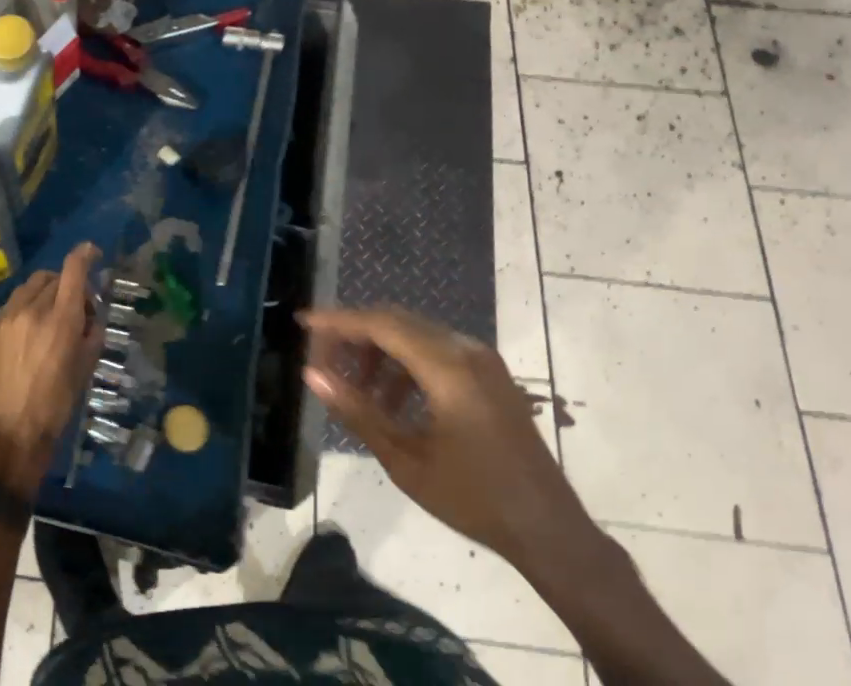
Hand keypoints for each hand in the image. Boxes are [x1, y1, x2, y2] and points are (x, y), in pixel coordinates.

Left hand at [0, 243, 102, 494]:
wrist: (13, 428)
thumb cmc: (57, 402)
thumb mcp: (86, 367)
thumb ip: (92, 332)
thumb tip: (91, 315)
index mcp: (62, 320)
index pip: (73, 270)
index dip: (85, 254)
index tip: (93, 252)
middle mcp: (34, 309)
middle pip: (53, 276)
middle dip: (69, 284)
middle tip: (79, 307)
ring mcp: (10, 316)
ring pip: (32, 285)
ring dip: (47, 290)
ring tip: (54, 313)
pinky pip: (15, 301)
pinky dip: (29, 303)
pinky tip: (33, 324)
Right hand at [301, 307, 594, 569]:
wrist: (547, 529)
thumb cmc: (472, 498)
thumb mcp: (405, 458)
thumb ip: (357, 411)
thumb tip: (313, 375)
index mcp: (448, 369)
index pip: (381, 325)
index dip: (338, 321)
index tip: (303, 324)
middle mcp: (468, 353)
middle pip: (398, 322)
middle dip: (355, 335)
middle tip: (323, 360)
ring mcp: (484, 363)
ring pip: (417, 336)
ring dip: (380, 353)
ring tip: (354, 390)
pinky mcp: (492, 378)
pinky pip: (438, 353)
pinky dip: (405, 365)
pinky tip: (392, 403)